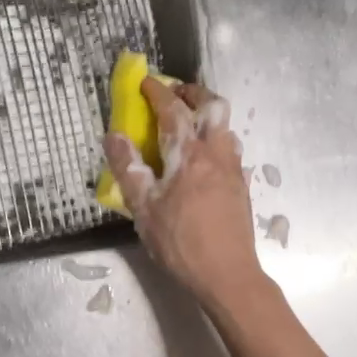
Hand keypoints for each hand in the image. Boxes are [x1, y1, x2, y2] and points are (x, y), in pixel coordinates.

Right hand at [104, 78, 266, 305]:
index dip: (158, 92)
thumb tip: (114, 135)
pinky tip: (205, 160)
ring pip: (226, 127)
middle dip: (193, 93)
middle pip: (212, 106)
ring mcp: (233, 169)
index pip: (173, 110)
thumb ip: (128, 168)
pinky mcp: (242, 186)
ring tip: (189, 124)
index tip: (146, 82)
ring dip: (208, 116)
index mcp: (189, 154)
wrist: (228, 274)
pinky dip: (216, 141)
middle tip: (174, 94)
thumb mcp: (143, 208)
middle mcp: (216, 153)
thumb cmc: (180, 243)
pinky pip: (231, 150)